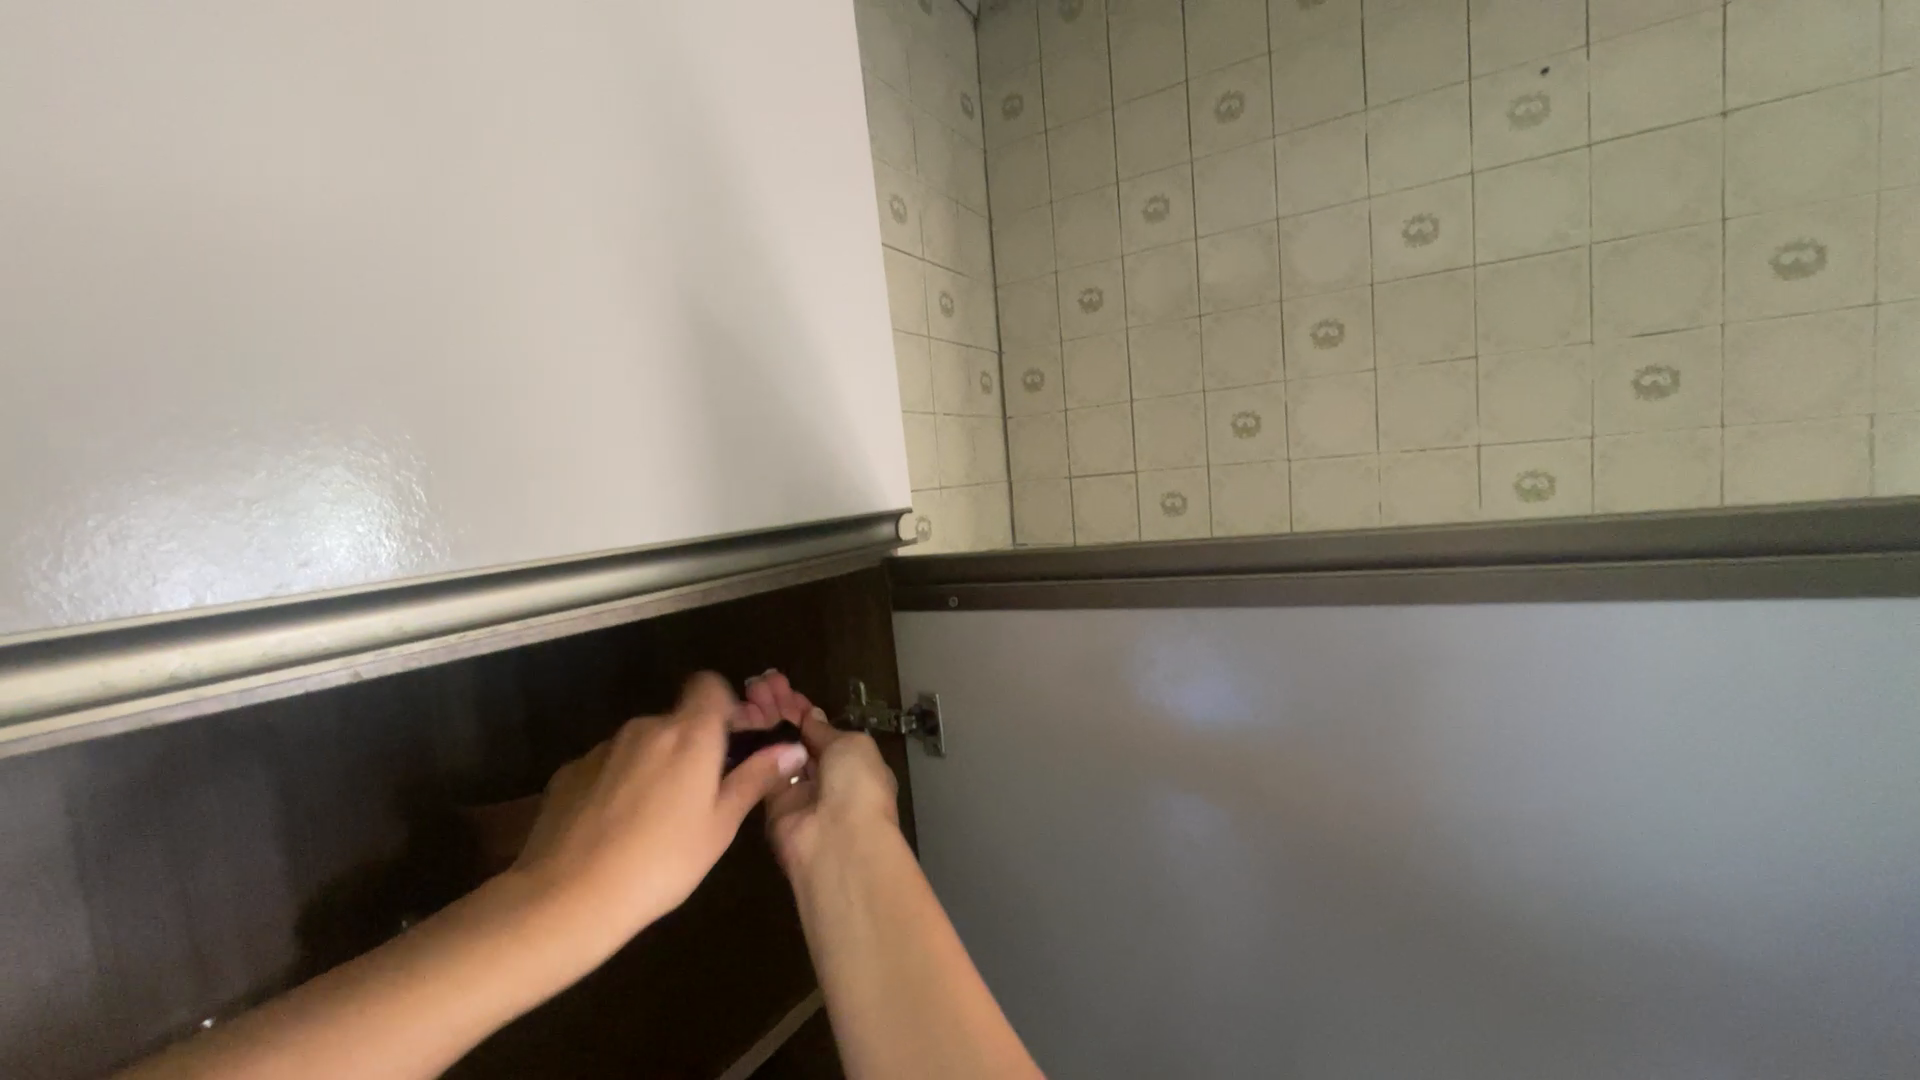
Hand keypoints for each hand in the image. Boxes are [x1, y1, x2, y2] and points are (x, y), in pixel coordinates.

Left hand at [506, 672, 810, 951]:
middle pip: (677, 719)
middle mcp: (646, 727)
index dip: (724, 704)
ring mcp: (603, 748)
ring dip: (654, 764)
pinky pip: (608, 765)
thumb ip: (756, 778)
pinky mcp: (569, 772)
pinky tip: (615, 827)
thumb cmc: (662, 862)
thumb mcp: (720, 826)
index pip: (709, 684)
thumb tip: (792, 749)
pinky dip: (618, 783)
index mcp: (690, 734)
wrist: (566, 898)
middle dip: (691, 745)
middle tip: (698, 793)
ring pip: (642, 744)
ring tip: (654, 818)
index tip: (731, 738)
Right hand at [754, 679, 899, 877]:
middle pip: (800, 739)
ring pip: (780, 752)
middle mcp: (828, 777)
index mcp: (855, 763)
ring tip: (749, 690)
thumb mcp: (852, 745)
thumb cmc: (857, 786)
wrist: (838, 842)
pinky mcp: (774, 806)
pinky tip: (741, 717)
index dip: (804, 709)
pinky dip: (754, 747)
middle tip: (760, 683)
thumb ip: (826, 730)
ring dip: (766, 723)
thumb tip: (812, 715)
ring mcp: (800, 792)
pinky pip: (764, 771)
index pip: (825, 731)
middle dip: (782, 711)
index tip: (782, 686)